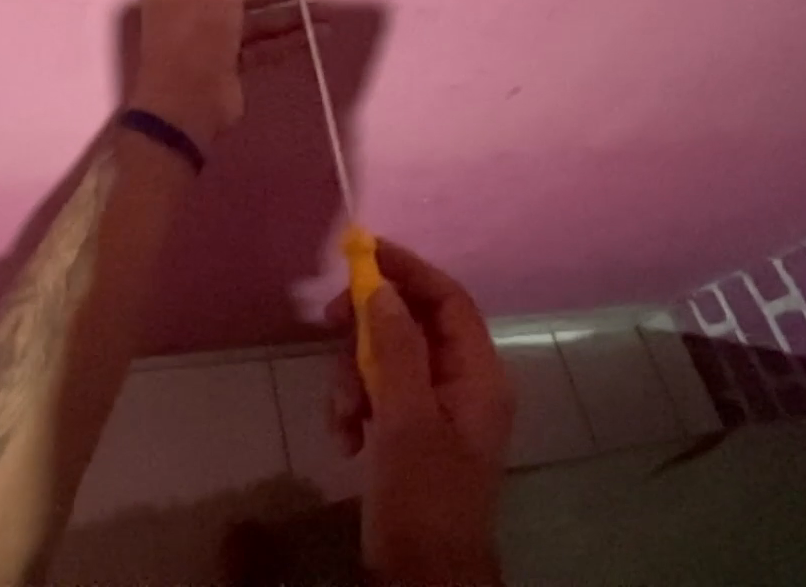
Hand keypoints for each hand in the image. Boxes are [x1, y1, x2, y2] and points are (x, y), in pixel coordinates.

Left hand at [126, 0, 320, 149]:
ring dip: (288, 13)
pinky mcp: (230, 65)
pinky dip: (286, 39)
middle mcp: (192, 11)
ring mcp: (211, 41)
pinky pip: (261, 45)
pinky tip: (316, 32)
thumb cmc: (197, 39)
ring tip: (322, 6)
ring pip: (254, 20)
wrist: (186, 106)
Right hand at [326, 240, 513, 585]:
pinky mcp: (409, 427)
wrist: (424, 578)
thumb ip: (396, 348)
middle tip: (327, 323)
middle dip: (365, 326)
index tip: (362, 251)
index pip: (447, 298)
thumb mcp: (406, 419)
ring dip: (352, 377)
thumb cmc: (424, 497)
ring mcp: (434, 405)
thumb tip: (383, 288)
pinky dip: (355, 405)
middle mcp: (460, 382)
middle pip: (410, 322)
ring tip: (342, 416)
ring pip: (385, 356)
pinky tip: (345, 439)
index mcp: (478, 374)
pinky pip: (377, 391)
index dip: (408, 268)